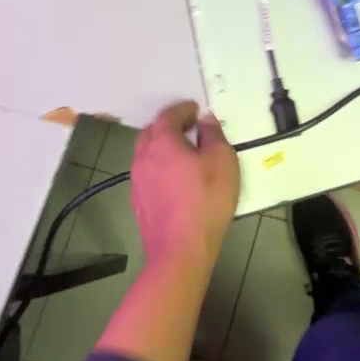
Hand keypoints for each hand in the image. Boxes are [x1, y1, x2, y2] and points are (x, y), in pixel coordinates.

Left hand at [130, 101, 238, 275]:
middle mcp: (143, 158)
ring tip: (183, 153)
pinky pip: (147, 175)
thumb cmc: (206, 200)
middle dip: (168, 125)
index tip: (196, 109)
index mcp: (162, 143)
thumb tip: (205, 120)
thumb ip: (213, 134)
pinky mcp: (138, 203)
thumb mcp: (222, 160)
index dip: (183, 109)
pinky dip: (159, 167)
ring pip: (146, 154)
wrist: (180, 251)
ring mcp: (137, 182)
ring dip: (162, 147)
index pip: (168, 116)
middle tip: (189, 127)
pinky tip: (175, 179)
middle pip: (151, 132)